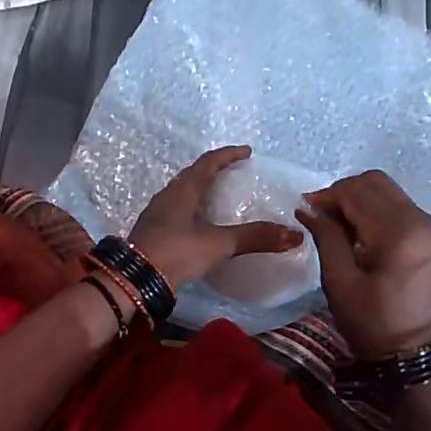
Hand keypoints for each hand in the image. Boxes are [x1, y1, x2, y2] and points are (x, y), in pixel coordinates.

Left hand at [129, 146, 304, 283]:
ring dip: (199, 191)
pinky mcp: (151, 232)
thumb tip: (294, 235)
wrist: (136, 278)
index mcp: (183, 191)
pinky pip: (174, 212)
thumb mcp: (219, 243)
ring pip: (180, 194)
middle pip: (191, 176)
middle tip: (231, 172)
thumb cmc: (177, 251)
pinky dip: (190, 210)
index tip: (246, 152)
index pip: (207, 163)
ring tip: (216, 197)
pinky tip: (197, 225)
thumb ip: (255, 237)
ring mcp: (156, 215)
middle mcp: (167, 196)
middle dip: (212, 171)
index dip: (228, 155)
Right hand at [295, 170, 430, 357]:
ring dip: (358, 199)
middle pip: (376, 183)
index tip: (304, 208)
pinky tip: (358, 230)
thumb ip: (326, 237)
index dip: (327, 195)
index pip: (358, 193)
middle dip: (343, 192)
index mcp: (400, 235)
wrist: (413, 353)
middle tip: (320, 214)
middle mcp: (422, 222)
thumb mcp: (339, 281)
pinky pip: (399, 206)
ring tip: (336, 222)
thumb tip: (307, 207)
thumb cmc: (370, 323)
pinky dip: (374, 209)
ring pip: (389, 191)